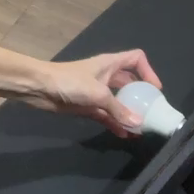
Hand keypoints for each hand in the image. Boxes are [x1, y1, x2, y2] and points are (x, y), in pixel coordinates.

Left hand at [17, 50, 161, 136]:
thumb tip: (138, 123)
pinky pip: (106, 115)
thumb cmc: (69, 82)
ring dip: (127, 113)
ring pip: (117, 102)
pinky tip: (123, 134)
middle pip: (129, 83)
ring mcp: (96, 92)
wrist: (39, 88)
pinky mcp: (87, 106)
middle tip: (150, 111)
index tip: (154, 90)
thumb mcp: (98, 94)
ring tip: (139, 127)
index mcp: (110, 64)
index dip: (148, 71)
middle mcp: (106, 76)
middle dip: (140, 96)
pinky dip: (114, 123)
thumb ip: (118, 108)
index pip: (136, 59)